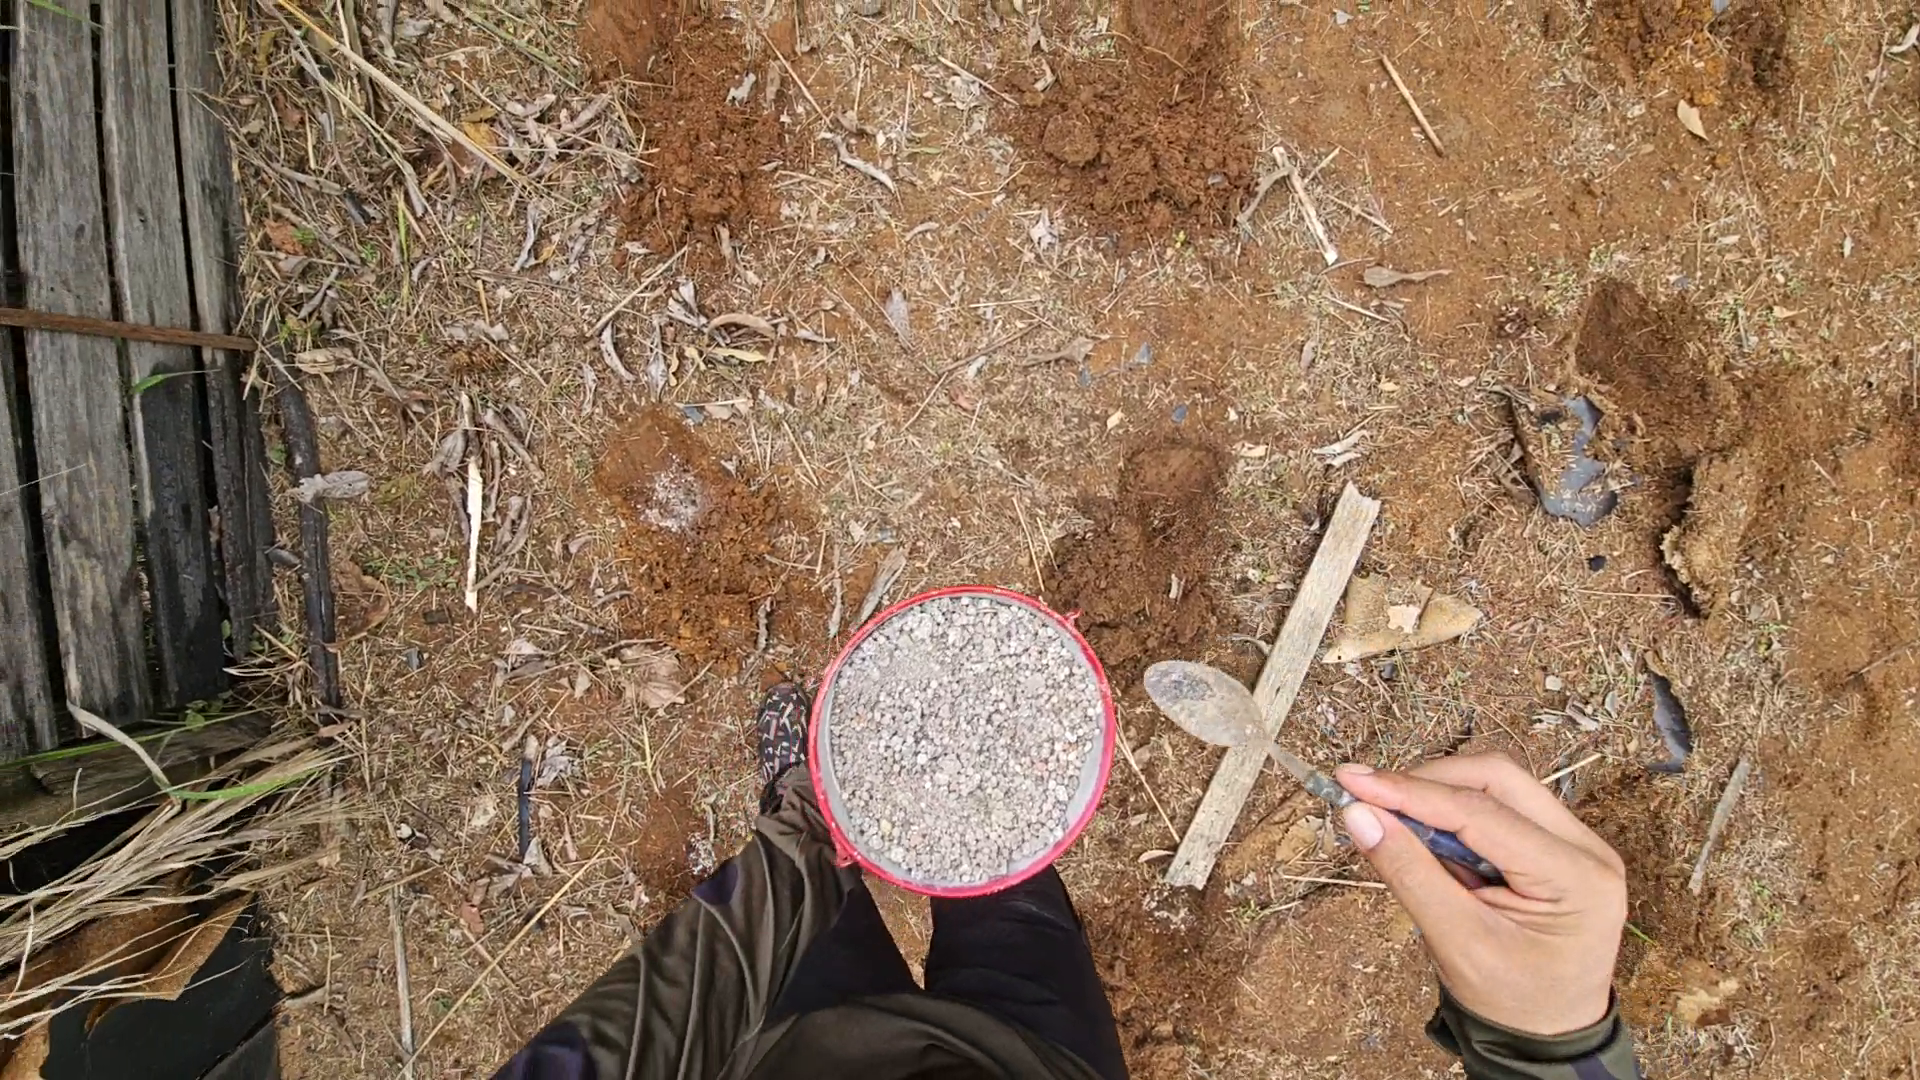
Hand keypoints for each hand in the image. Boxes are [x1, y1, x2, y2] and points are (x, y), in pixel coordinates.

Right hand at [1335, 754, 1626, 1036]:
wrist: (1547, 1031)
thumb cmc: (1509, 996)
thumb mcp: (1455, 940)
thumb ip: (1407, 872)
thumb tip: (1356, 813)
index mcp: (1577, 879)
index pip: (1479, 812)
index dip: (1408, 791)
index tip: (1349, 779)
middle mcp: (1584, 847)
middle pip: (1494, 778)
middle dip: (1425, 781)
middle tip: (1370, 796)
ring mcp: (1572, 839)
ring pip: (1491, 780)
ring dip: (1433, 790)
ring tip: (1394, 819)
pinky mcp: (1549, 838)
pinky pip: (1490, 799)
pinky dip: (1445, 805)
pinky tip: (1420, 829)